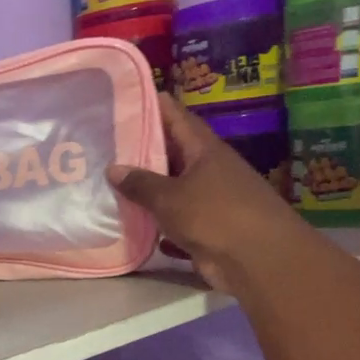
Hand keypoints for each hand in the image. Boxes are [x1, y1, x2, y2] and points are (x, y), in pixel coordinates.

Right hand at [107, 96, 310, 293]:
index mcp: (204, 150)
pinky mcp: (206, 227)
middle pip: (169, 151)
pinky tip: (128, 224)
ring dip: (143, 188)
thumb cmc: (216, 215)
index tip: (121, 99)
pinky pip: (172, 220)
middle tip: (100, 144)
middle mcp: (208, 169)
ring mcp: (209, 198)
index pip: (175, 116)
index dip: (150, 105)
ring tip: (104, 183)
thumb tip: (113, 168)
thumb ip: (140, 183)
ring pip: (169, 187)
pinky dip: (154, 222)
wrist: (260, 260)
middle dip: (138, 149)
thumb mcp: (170, 196)